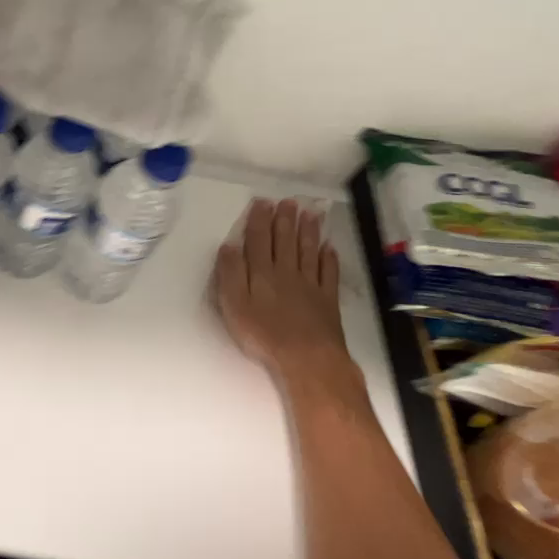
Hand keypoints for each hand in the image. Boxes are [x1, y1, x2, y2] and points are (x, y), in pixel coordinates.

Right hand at [211, 198, 350, 381]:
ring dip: (308, 232)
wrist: (306, 357)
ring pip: (308, 252)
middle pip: (285, 241)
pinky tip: (329, 248)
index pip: (258, 241)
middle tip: (288, 201)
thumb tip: (229, 246)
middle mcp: (286, 273)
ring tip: (309, 214)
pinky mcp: (327, 299)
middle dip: (285, 220)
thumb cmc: (263, 334)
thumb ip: (231, 274)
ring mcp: (310, 285)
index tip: (262, 203)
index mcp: (261, 273)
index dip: (259, 221)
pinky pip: (328, 273)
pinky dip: (329, 258)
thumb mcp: (234, 306)